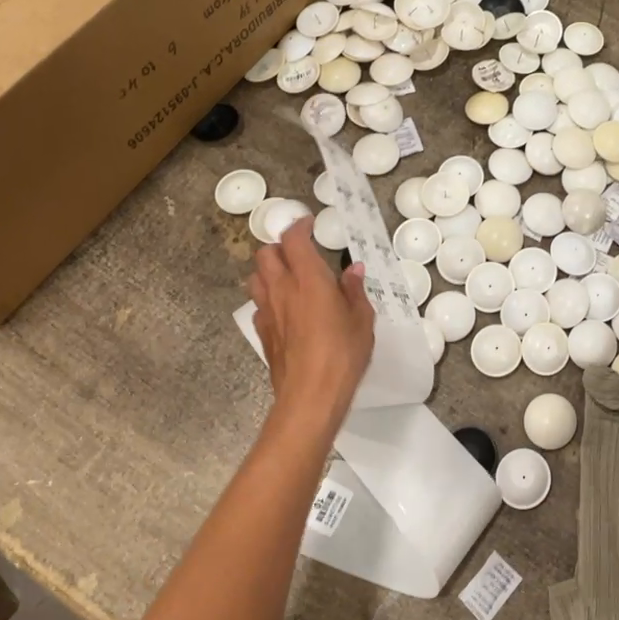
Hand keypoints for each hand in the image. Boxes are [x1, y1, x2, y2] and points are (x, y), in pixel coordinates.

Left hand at [250, 218, 375, 424]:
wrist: (310, 396)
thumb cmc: (342, 354)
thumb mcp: (362, 319)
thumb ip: (354, 290)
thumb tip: (352, 270)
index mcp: (308, 279)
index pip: (293, 240)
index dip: (299, 226)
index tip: (309, 223)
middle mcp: (281, 289)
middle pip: (266, 254)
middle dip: (280, 246)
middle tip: (300, 251)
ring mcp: (267, 312)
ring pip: (256, 277)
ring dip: (269, 270)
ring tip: (290, 277)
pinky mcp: (262, 333)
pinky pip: (259, 304)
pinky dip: (269, 297)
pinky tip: (286, 309)